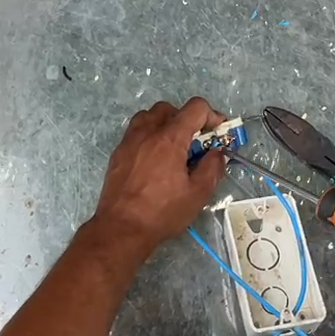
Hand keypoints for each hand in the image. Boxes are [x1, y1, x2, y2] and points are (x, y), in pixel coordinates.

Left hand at [88, 98, 226, 253]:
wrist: (121, 227)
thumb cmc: (162, 212)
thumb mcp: (197, 194)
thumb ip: (212, 167)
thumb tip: (217, 152)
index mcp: (170, 138)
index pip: (195, 108)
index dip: (211, 115)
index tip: (217, 132)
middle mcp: (147, 132)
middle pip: (169, 109)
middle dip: (186, 119)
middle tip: (194, 142)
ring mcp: (129, 141)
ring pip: (148, 116)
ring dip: (164, 124)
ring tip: (172, 148)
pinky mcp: (118, 153)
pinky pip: (135, 132)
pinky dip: (148, 136)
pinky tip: (154, 160)